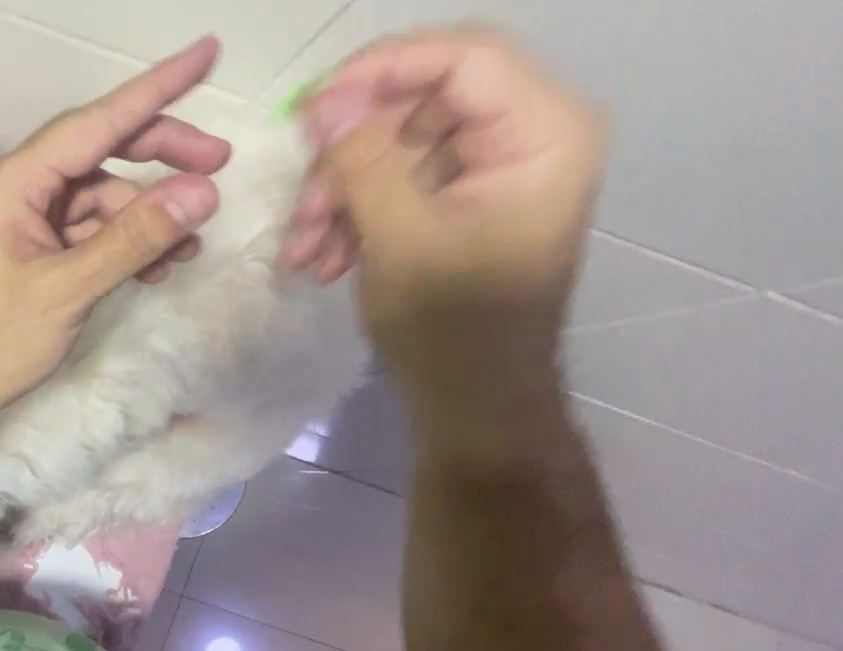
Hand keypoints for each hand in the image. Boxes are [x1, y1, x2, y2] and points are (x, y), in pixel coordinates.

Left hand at [0, 37, 230, 459]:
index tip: (207, 55)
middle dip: (158, 162)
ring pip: (94, 201)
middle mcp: (11, 191)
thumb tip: (201, 193)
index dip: (154, 90)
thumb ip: (134, 239)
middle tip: (219, 167)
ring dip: (142, 220)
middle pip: (96, 155)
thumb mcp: (68, 291)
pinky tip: (152, 268)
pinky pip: (80, 234)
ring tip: (188, 250)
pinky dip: (116, 246)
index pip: (93, 123)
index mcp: (9, 185)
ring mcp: (16, 222)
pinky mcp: (23, 252)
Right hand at [281, 29, 603, 414]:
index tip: (309, 110)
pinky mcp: (455, 205)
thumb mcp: (400, 240)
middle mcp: (521, 138)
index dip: (381, 70)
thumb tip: (324, 101)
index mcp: (539, 133)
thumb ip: (364, 162)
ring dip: (338, 195)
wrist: (471, 399)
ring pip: (395, 149)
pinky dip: (351, 217)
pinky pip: (394, 186)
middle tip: (302, 208)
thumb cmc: (451, 326)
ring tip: (303, 251)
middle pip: (419, 106)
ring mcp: (486, 173)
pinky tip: (322, 260)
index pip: (462, 59)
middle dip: (347, 156)